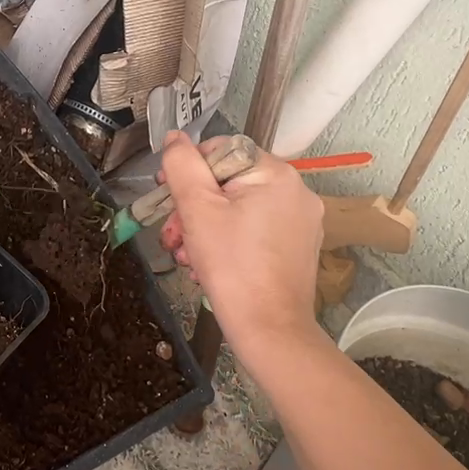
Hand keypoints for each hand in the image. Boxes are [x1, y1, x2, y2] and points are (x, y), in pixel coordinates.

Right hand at [158, 133, 326, 353]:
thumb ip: (182, 165)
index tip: (168, 197)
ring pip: (238, 207)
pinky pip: (253, 228)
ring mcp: (300, 221)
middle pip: (228, 182)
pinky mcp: (297, 247)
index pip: (221, 150)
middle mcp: (296, 191)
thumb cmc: (232, 266)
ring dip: (205, 226)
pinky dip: (228, 240)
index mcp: (276, 174)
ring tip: (185, 255)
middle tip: (171, 235)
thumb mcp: (196, 208)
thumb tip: (175, 138)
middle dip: (193, 206)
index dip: (189, 172)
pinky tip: (207, 263)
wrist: (269, 331)